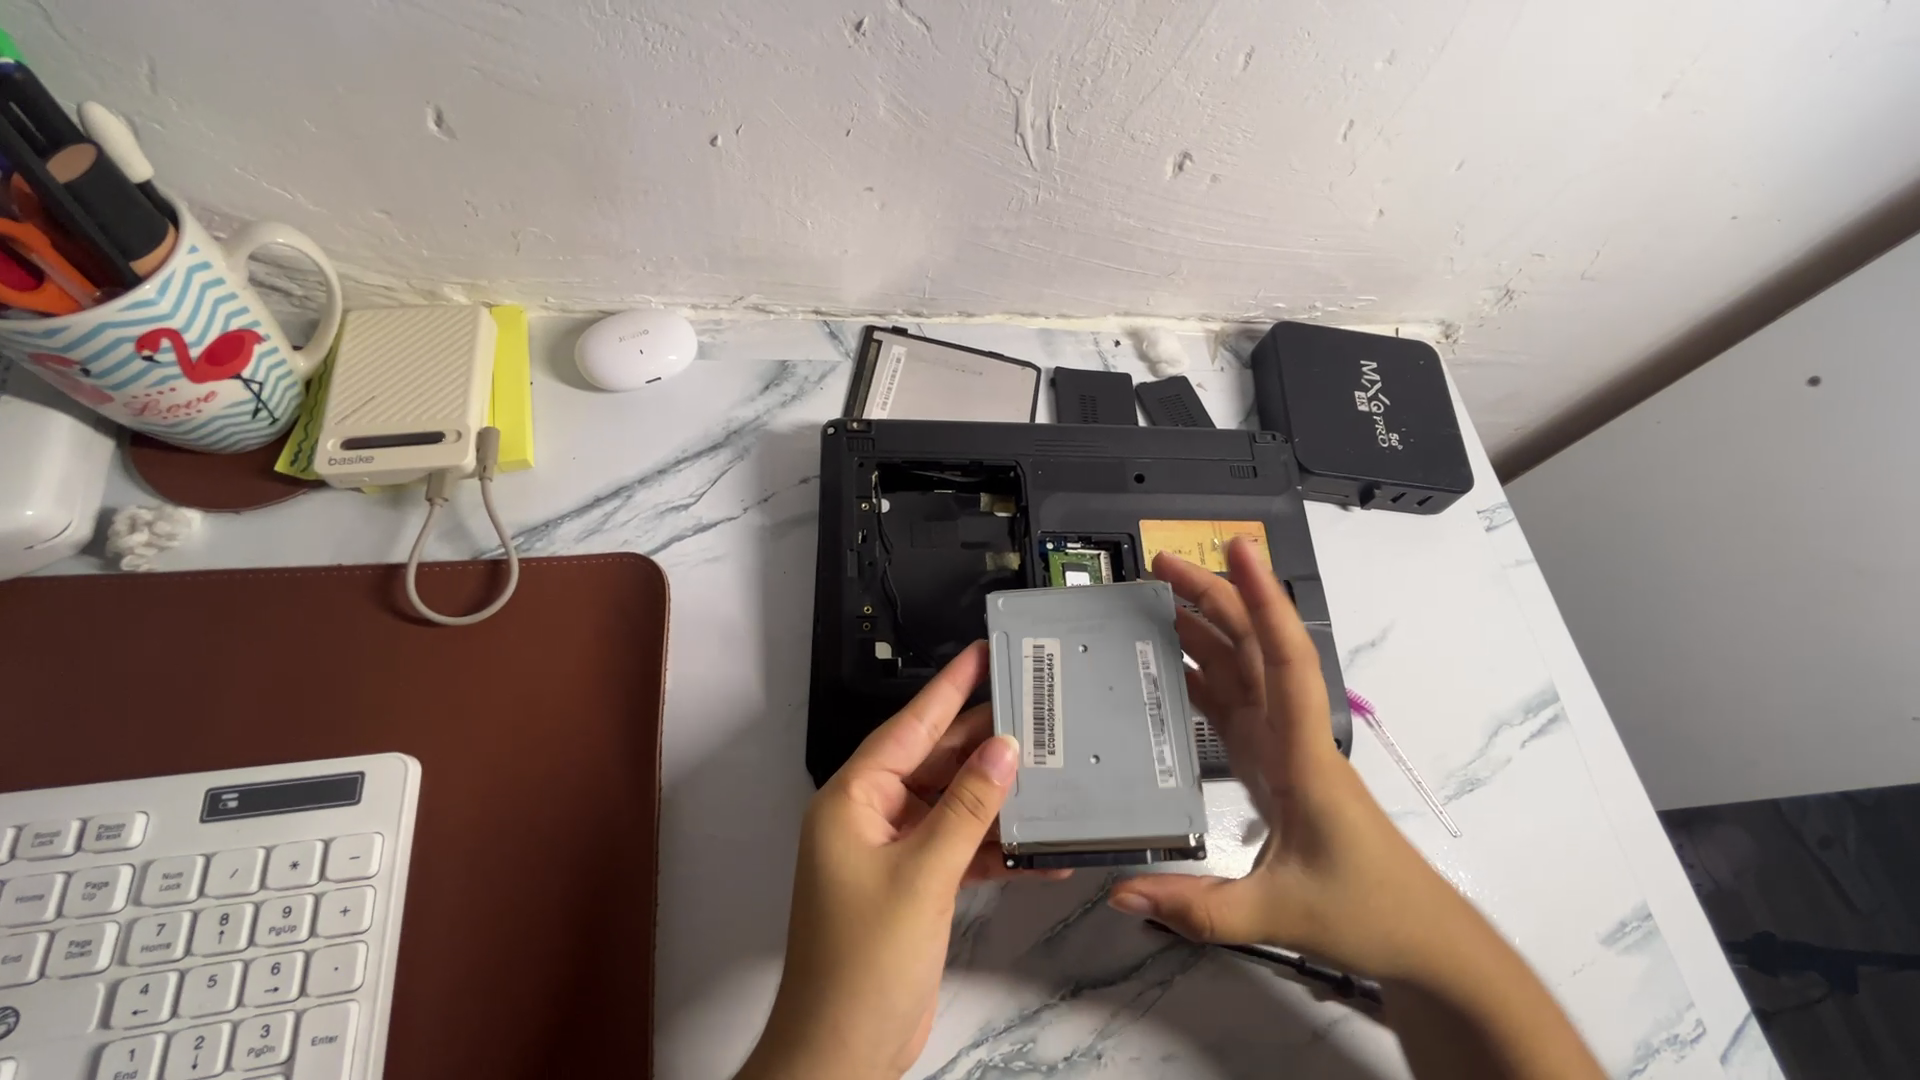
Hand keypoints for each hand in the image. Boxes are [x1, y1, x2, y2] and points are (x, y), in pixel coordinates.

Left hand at [739, 642, 1046, 1079]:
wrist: (844, 1051)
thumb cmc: (861, 964)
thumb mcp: (921, 875)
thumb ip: (966, 809)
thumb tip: (1002, 751)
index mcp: (853, 799)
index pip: (909, 727)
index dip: (948, 688)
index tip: (981, 654)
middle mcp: (872, 815)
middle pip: (935, 762)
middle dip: (983, 741)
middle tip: (1032, 709)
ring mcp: (895, 850)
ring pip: (953, 804)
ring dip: (996, 796)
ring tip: (1048, 768)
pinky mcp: (916, 883)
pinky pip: (960, 847)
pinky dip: (994, 847)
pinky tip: (1038, 848)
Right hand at [1107, 539, 1477, 980]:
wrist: (1420, 937)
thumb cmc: (1366, 912)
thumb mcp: (1277, 914)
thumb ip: (1198, 907)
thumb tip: (1118, 892)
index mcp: (1301, 752)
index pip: (1284, 658)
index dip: (1262, 599)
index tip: (1238, 548)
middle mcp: (1290, 734)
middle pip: (1255, 646)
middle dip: (1214, 596)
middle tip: (1161, 564)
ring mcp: (1281, 746)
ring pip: (1242, 668)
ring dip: (1204, 628)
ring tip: (1156, 598)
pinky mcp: (1272, 763)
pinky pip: (1232, 702)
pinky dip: (1201, 674)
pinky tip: (1170, 664)